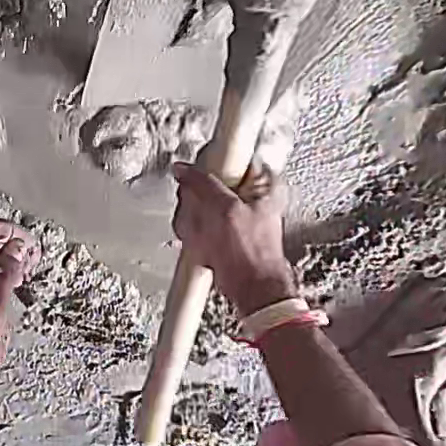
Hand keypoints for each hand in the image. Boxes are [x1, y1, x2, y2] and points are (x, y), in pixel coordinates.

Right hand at [171, 162, 295, 314]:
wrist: (251, 290)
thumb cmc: (251, 253)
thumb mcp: (225, 209)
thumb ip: (202, 183)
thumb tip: (183, 168)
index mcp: (262, 182)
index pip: (228, 155)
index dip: (210, 165)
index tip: (200, 177)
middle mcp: (249, 194)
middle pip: (205, 180)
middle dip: (197, 201)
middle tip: (204, 215)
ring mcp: (232, 212)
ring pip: (196, 202)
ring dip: (193, 220)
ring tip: (205, 236)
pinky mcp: (220, 229)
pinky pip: (195, 221)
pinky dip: (193, 233)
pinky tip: (203, 245)